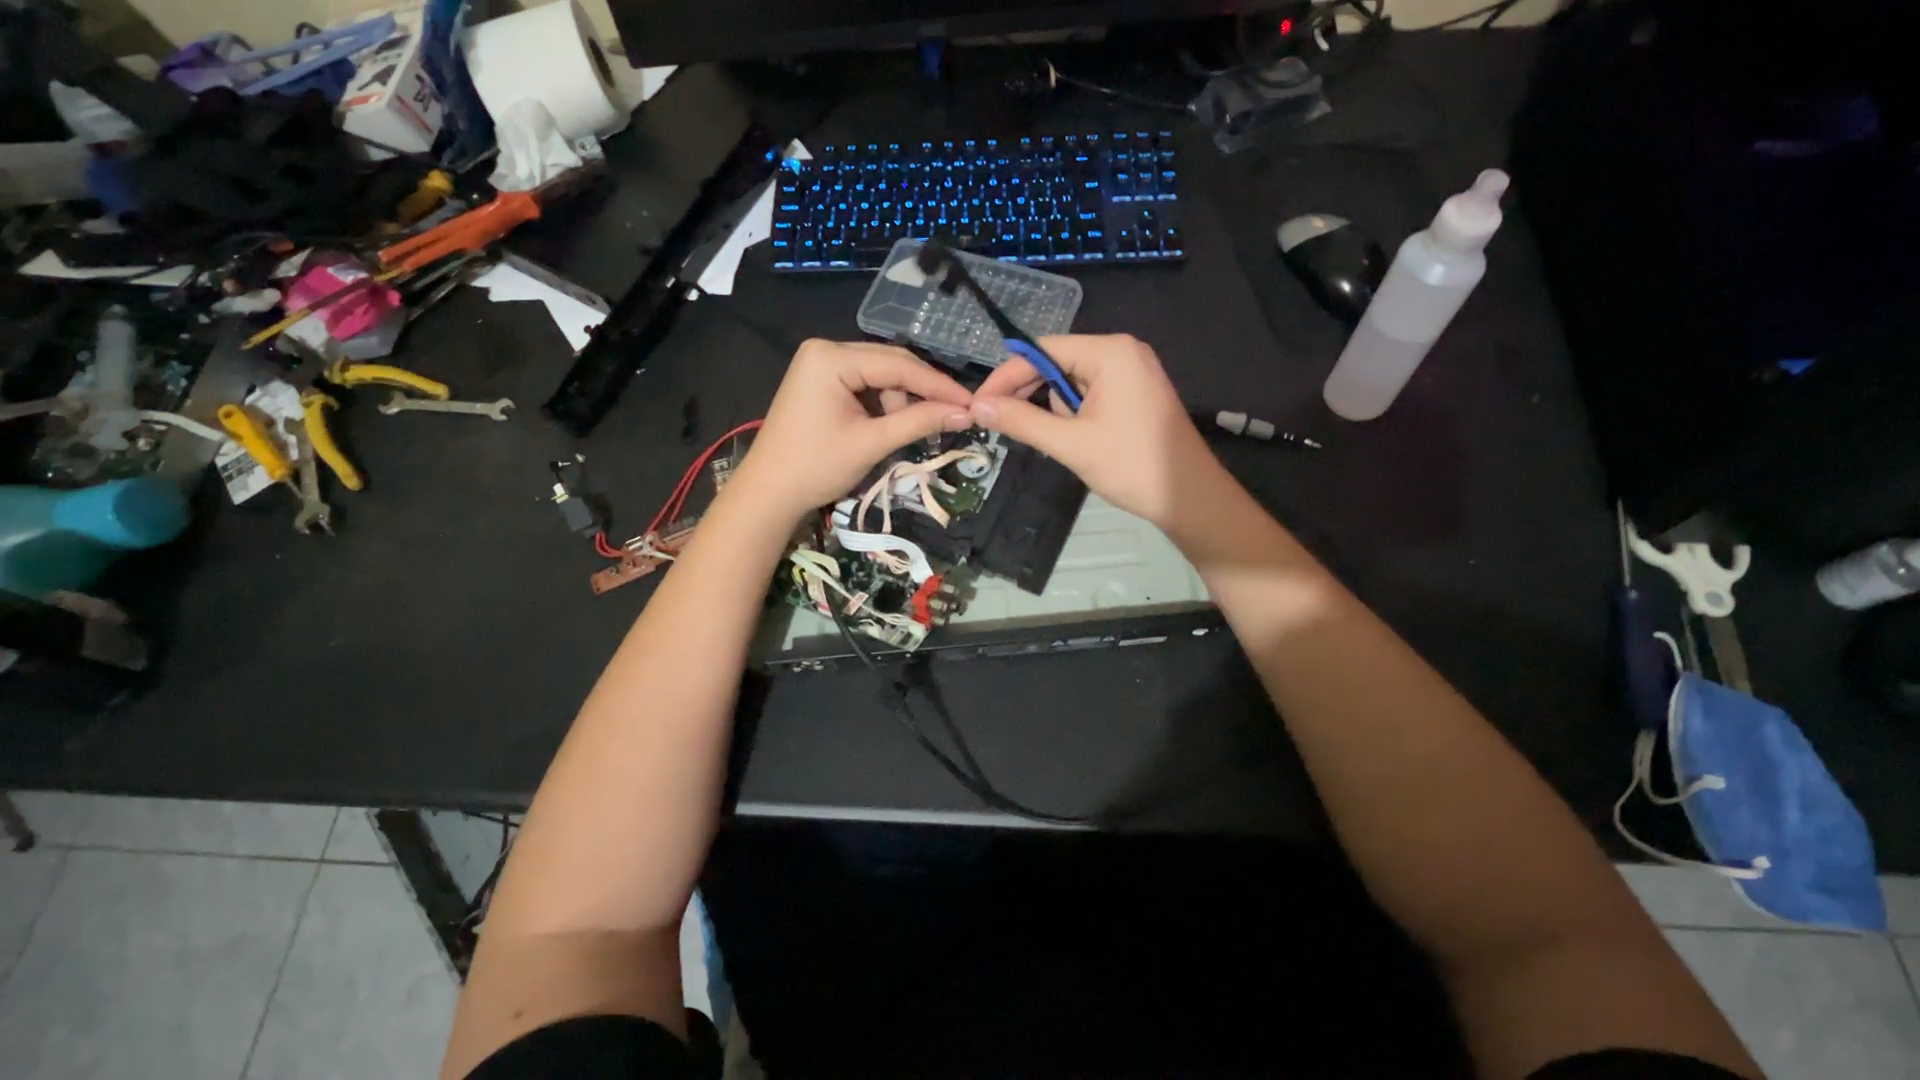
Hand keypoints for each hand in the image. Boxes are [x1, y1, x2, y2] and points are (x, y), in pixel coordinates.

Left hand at [732, 340, 972, 523]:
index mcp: (831, 357)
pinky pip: (864, 385)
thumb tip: (965, 413)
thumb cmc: (816, 467)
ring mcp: (820, 364)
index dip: (938, 385)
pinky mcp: (820, 382)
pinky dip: (882, 405)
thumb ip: (919, 422)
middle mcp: (825, 349)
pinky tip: (890, 426)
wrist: (768, 494)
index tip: (971, 402)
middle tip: (954, 415)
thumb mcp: (872, 443)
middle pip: (890, 364)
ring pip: (880, 375)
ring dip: (900, 402)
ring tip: (905, 432)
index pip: (898, 365)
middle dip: (920, 392)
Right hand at [970, 334, 1221, 528]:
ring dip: (1056, 410)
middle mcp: (1122, 351)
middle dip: (1032, 395)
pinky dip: (1075, 414)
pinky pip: (1091, 392)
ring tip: (1064, 442)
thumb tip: (977, 406)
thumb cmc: (1132, 465)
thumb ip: (1022, 421)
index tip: (978, 404)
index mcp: (1110, 352)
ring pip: (1071, 381)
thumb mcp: (1070, 443)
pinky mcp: (1136, 392)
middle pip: (1056, 362)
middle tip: (1003, 425)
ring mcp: (1133, 371)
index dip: (1006, 377)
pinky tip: (1076, 440)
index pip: (1042, 350)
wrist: (1189, 497)